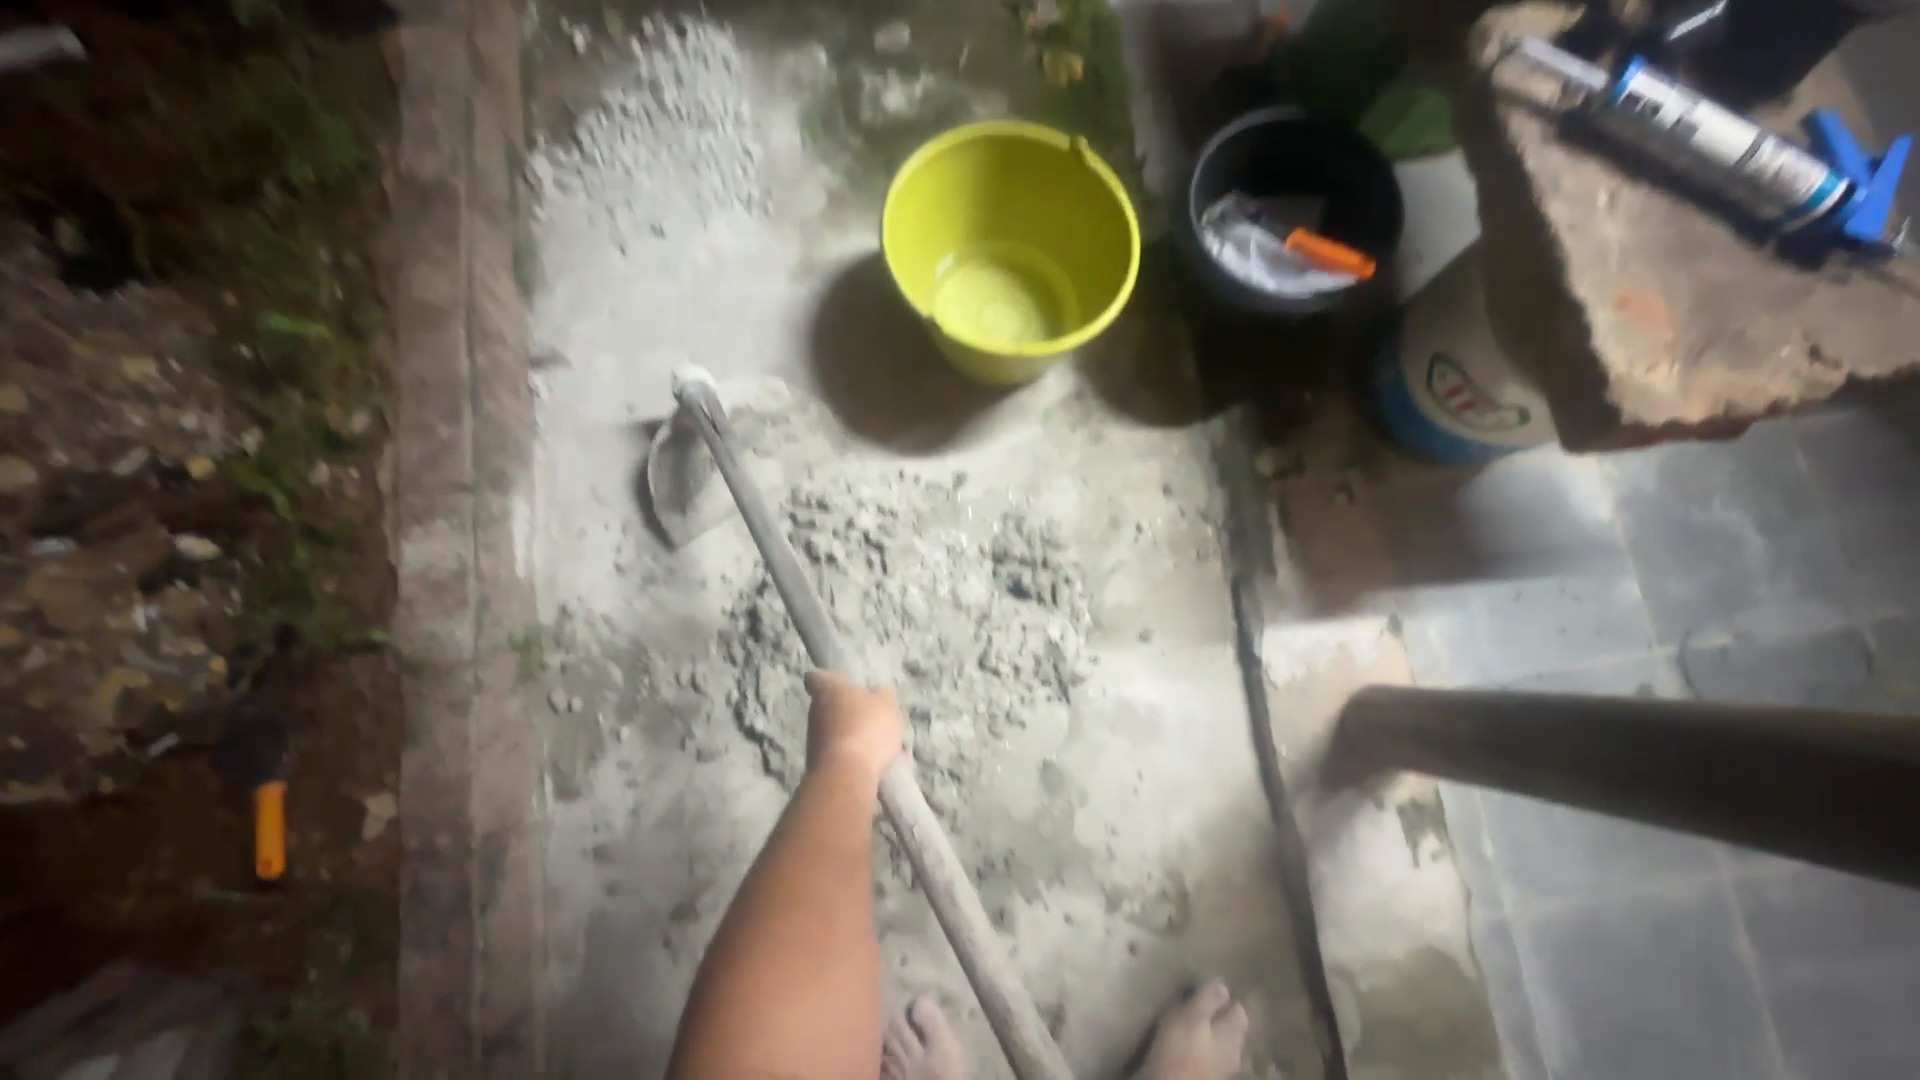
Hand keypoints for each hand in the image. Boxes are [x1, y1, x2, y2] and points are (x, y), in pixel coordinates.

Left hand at [803, 671, 904, 789]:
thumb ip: (882, 695)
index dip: (828, 678)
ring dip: (856, 737)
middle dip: (850, 711)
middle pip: (830, 706)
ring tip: (884, 747)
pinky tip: (881, 766)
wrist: (846, 776)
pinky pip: (843, 755)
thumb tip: (876, 692)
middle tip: (874, 718)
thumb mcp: (886, 705)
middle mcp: (815, 712)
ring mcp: (814, 740)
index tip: (842, 684)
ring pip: (838, 732)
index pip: (816, 676)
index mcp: (827, 690)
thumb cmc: (866, 728)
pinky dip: (858, 758)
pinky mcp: (820, 765)